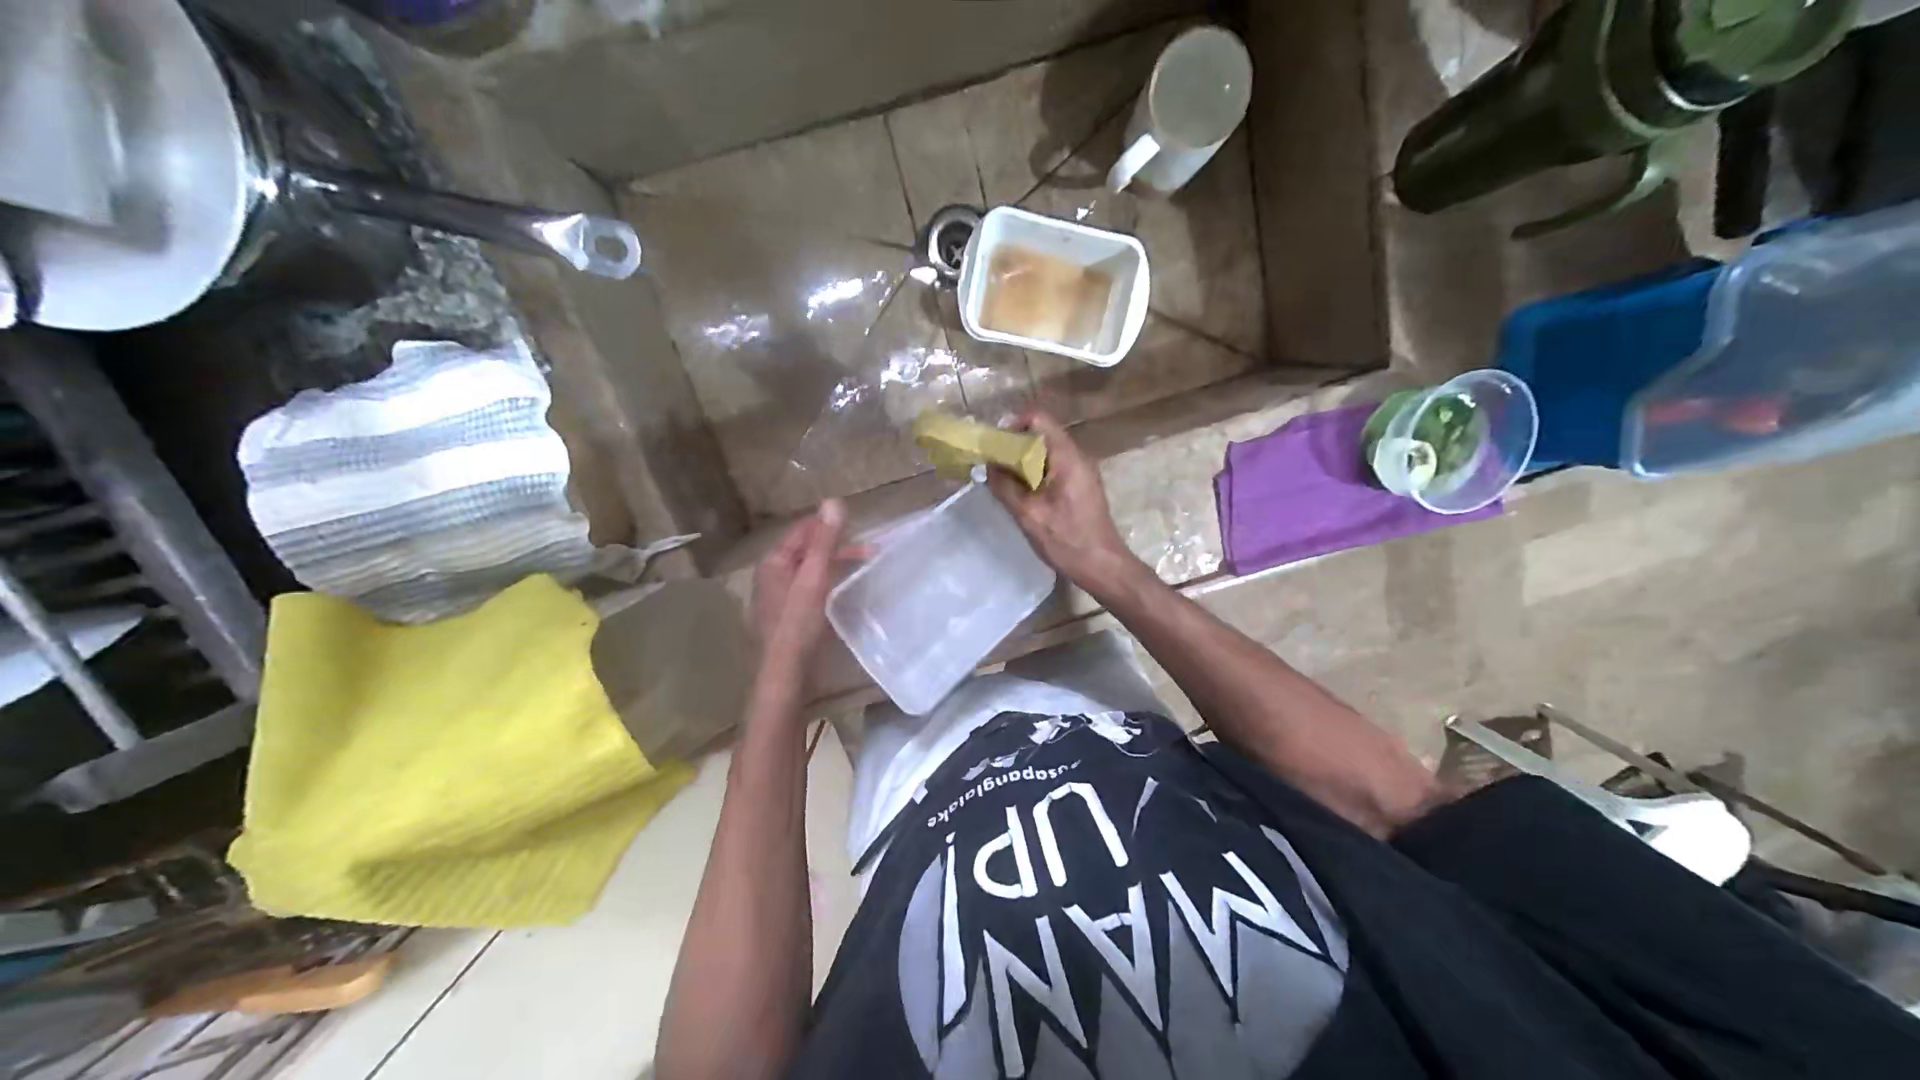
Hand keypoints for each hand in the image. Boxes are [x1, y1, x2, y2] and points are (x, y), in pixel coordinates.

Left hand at [751, 499, 848, 686]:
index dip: (828, 525)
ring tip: (863, 570)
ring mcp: (779, 600)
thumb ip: (824, 542)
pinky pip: (811, 592)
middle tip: (870, 552)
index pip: (802, 531)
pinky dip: (829, 586)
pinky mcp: (789, 619)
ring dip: (835, 567)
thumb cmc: (798, 624)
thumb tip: (834, 502)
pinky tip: (844, 595)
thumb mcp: (814, 578)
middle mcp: (771, 577)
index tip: (858, 526)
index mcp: (773, 563)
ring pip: (810, 573)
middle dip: (837, 548)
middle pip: (806, 552)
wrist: (786, 674)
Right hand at [985, 410, 1144, 598]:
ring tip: (1003, 479)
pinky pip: (1054, 467)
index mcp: (1067, 457)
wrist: (1102, 566)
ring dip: (1024, 461)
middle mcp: (1078, 456)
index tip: (995, 443)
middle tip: (993, 463)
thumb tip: (988, 467)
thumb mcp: (1028, 514)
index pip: (1040, 419)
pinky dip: (1035, 472)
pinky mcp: (1081, 485)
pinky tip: (1022, 493)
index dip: (1014, 424)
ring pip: (1047, 452)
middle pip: (1042, 434)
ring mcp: (1082, 471)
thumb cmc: (1067, 539)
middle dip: (1015, 444)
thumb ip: (1005, 486)